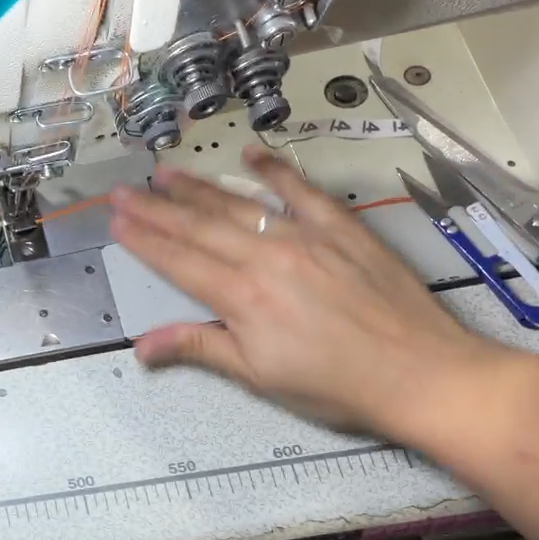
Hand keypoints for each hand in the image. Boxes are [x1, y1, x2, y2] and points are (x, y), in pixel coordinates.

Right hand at [108, 147, 533, 441]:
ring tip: (165, 173)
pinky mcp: (343, 229)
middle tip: (123, 191)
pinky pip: (303, 190)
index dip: (144, 241)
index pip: (179, 261)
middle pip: (199, 227)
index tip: (117, 222)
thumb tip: (142, 346)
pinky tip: (251, 155)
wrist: (422, 373)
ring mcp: (307, 237)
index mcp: (243, 297)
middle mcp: (268, 258)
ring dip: (197, 188)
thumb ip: (198, 348)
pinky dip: (276, 170)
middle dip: (155, 209)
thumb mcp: (256, 375)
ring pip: (239, 205)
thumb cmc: (335, 384)